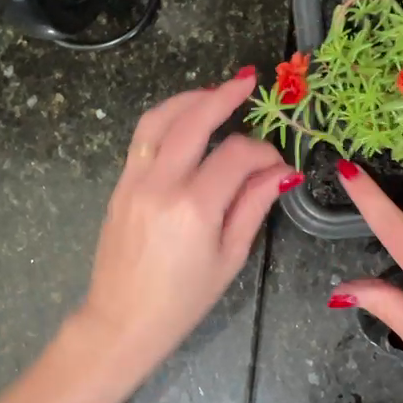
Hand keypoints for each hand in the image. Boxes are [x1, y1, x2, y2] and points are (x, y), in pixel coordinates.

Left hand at [74, 70, 299, 370]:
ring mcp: (134, 180)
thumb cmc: (183, 299)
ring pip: (160, 119)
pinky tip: (187, 119)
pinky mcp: (121, 184)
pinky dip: (167, 118)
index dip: (263, 152)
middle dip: (224, 96)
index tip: (278, 164)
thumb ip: (254, 206)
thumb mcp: (230, 257)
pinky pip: (143, 137)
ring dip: (190, 98)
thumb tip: (281, 172)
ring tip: (215, 92)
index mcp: (194, 208)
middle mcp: (161, 184)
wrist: (122, 320)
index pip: (237, 155)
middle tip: (248, 81)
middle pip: (194, 120)